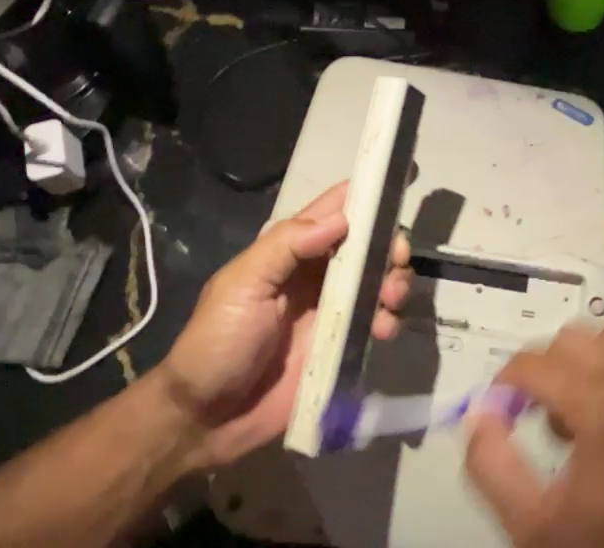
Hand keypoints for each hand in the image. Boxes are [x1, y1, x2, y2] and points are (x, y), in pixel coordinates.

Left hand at [156, 182, 410, 469]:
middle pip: (366, 245)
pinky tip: (383, 329)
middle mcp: (316, 274)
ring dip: (393, 281)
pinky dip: (388, 320)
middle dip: (388, 244)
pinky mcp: (341, 348)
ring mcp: (331, 312)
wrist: (206, 419)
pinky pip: (376, 323)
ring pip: (377, 281)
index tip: (397, 185)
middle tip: (396, 259)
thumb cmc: (217, 342)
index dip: (365, 195)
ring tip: (391, 298)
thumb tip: (341, 218)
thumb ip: (286, 245)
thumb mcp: (242, 284)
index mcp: (289, 250)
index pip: (333, 211)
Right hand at [465, 319, 603, 547]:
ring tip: (588, 401)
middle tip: (543, 418)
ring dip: (596, 355)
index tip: (500, 411)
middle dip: (547, 371)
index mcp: (600, 403)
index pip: (534, 364)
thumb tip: (479, 415)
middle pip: (574, 339)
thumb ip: (492, 467)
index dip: (505, 384)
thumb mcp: (535, 527)